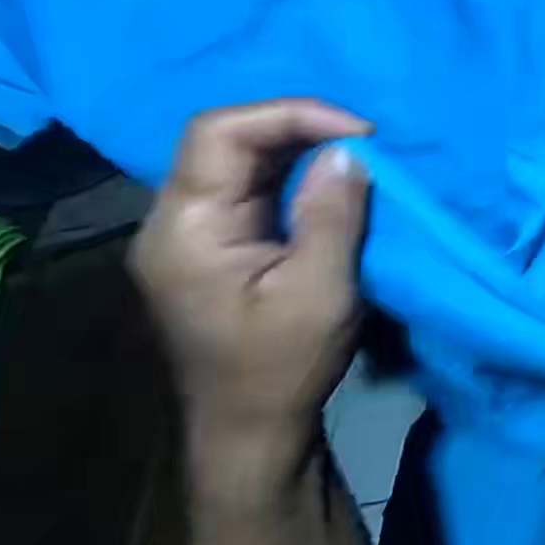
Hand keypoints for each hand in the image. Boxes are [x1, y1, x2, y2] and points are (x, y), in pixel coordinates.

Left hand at [130, 99, 371, 478]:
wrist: (253, 430)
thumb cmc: (282, 368)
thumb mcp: (319, 292)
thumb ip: (332, 215)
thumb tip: (350, 149)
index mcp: (185, 229)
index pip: (220, 133)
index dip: (290, 114)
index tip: (358, 132)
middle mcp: (177, 219)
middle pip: (229, 138)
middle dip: (302, 126)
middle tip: (366, 140)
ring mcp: (196, 230)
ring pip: (244, 156)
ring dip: (304, 146)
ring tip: (359, 152)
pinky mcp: (221, 241)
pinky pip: (257, 183)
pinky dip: (300, 169)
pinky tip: (335, 176)